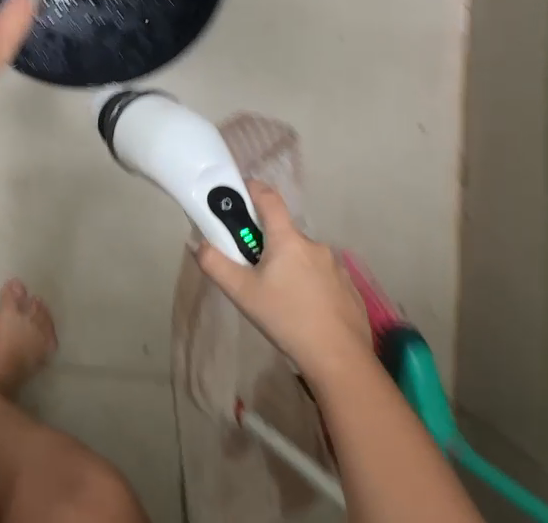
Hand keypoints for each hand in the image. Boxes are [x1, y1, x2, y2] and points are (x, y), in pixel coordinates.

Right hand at [196, 180, 374, 385]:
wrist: (339, 359)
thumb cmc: (286, 318)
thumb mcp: (240, 292)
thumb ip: (214, 263)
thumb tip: (199, 244)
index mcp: (287, 240)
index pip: (268, 198)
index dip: (251, 189)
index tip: (236, 193)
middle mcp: (314, 246)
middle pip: (282, 233)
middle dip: (263, 243)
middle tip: (250, 269)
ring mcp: (336, 267)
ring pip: (301, 256)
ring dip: (286, 265)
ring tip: (277, 297)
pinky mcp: (348, 288)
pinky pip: (320, 275)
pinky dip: (306, 283)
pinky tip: (301, 309)